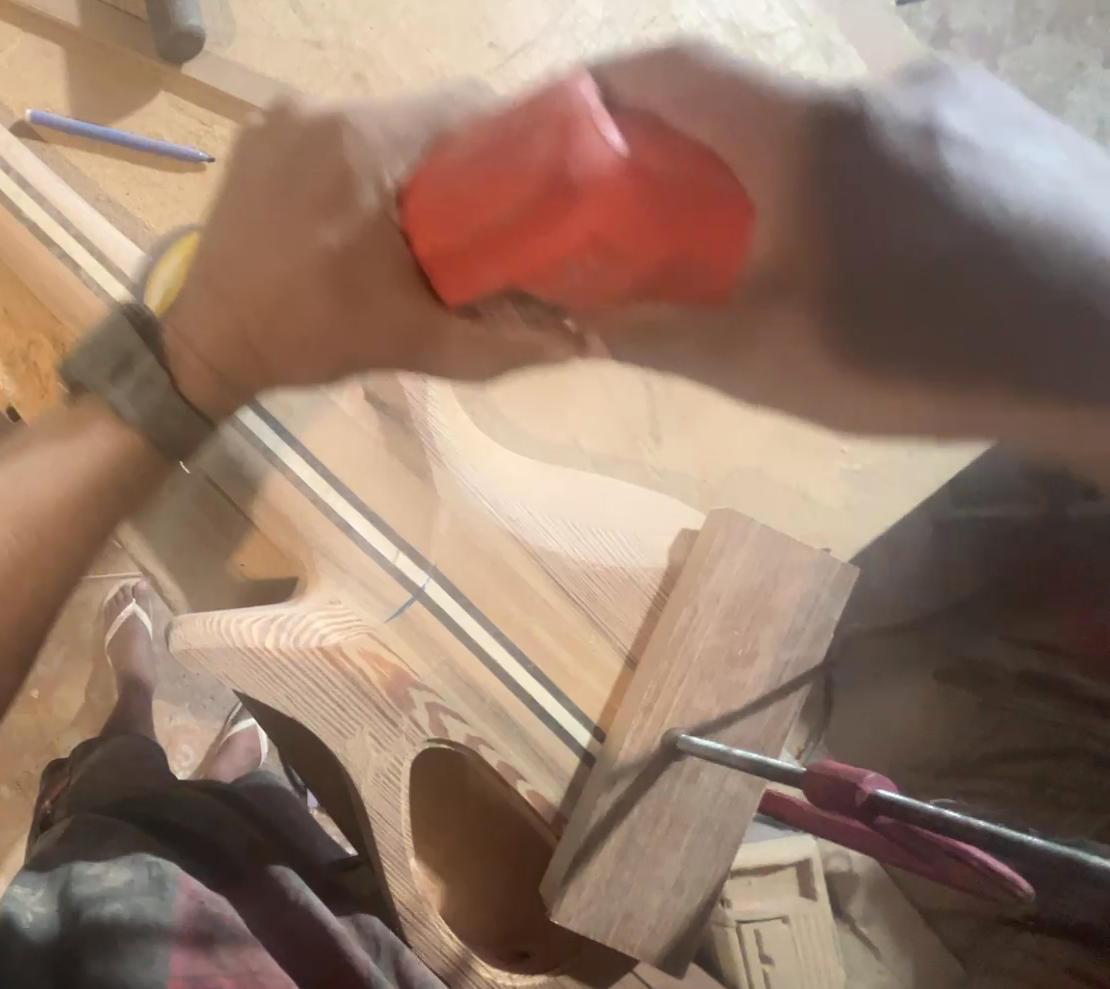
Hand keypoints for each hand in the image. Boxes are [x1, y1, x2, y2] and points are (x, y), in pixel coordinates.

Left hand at [160, 87, 583, 417]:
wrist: (208, 344)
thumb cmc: (303, 339)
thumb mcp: (403, 340)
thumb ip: (492, 343)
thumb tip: (578, 345)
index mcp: (365, 146)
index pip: (469, 110)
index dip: (504, 148)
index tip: (513, 194)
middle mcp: (321, 111)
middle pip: (419, 116)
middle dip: (447, 165)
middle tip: (458, 221)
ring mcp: (278, 119)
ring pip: (372, 124)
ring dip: (395, 164)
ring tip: (400, 221)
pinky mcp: (252, 137)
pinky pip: (325, 134)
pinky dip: (346, 164)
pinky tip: (347, 210)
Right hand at [585, 44, 1109, 459]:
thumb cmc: (922, 351)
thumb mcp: (757, 359)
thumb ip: (652, 335)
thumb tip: (575, 328)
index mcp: (808, 135)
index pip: (681, 69)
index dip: (602, 81)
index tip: (547, 114)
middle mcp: (877, 93)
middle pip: (740, 97)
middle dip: (665, 142)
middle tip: (622, 203)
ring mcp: (949, 101)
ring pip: (808, 119)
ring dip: (746, 164)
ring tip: (723, 236)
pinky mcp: (1000, 126)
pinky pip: (871, 134)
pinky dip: (814, 170)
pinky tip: (822, 236)